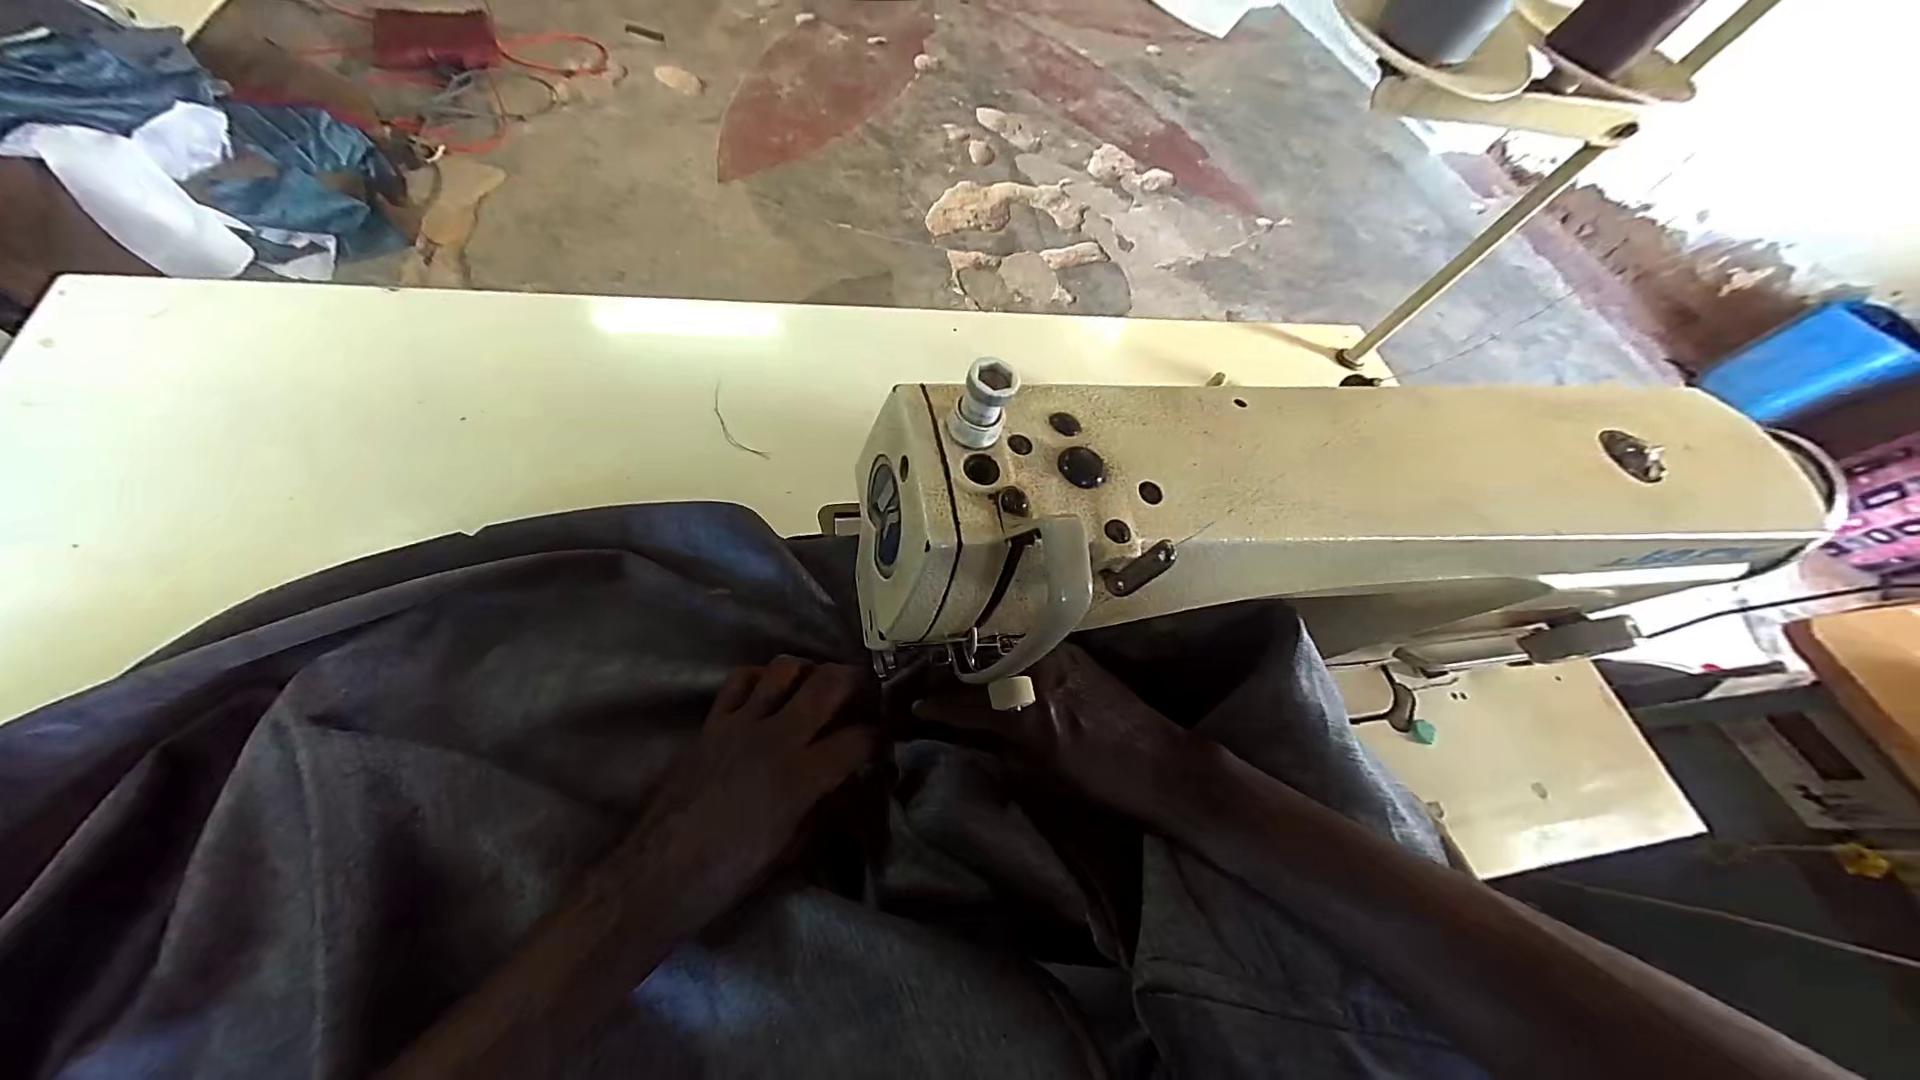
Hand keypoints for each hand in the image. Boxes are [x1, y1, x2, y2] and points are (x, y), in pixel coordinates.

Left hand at [643, 658, 880, 891]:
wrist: (658, 875)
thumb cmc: (730, 873)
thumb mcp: (792, 846)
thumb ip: (824, 804)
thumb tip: (844, 778)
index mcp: (801, 776)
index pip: (859, 738)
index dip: (881, 734)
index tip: (886, 736)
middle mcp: (776, 738)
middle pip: (830, 683)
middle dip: (859, 681)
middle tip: (867, 692)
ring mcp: (741, 724)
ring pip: (786, 668)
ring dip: (812, 671)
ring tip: (819, 687)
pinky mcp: (713, 722)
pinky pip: (740, 680)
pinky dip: (762, 677)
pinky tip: (770, 692)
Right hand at [912, 645, 1211, 824]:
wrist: (1160, 763)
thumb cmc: (1100, 783)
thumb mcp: (1041, 776)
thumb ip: (1000, 749)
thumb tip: (970, 735)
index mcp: (1025, 716)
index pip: (965, 707)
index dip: (936, 708)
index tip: (916, 707)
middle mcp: (1038, 677)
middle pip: (980, 672)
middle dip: (950, 678)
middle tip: (929, 683)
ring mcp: (1058, 658)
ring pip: (1003, 655)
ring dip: (977, 664)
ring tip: (955, 672)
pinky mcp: (1075, 652)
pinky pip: (1028, 649)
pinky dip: (1006, 657)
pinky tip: (995, 663)